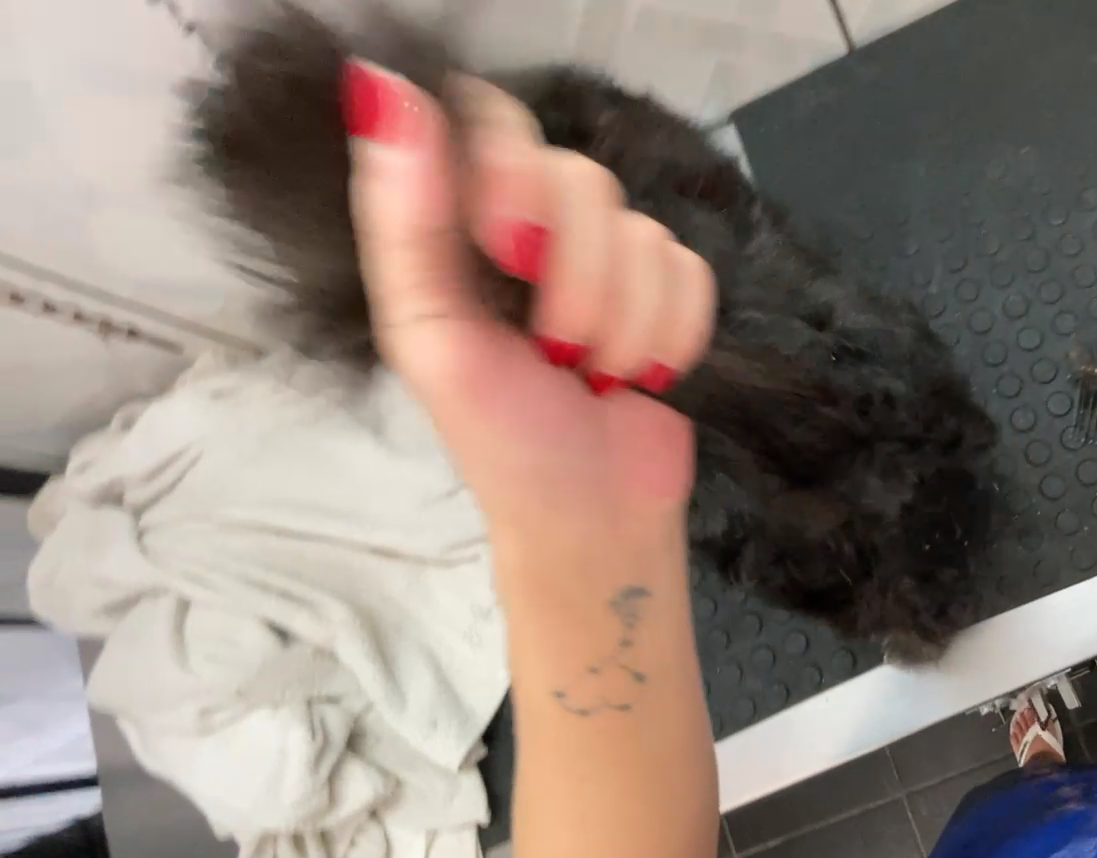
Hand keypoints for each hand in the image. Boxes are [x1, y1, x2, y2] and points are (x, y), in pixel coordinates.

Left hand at [342, 61, 715, 561]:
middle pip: (586, 180)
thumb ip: (406, 220)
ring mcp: (620, 266)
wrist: (598, 513)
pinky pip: (694, 273)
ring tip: (603, 378)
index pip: (500, 123)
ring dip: (629, 325)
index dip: (519, 178)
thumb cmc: (505, 442)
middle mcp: (546, 230)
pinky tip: (651, 375)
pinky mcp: (677, 300)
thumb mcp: (432, 338)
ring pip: (648, 236)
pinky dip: (676, 332)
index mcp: (469, 228)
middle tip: (561, 354)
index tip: (512, 254)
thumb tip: (381, 83)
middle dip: (580, 284)